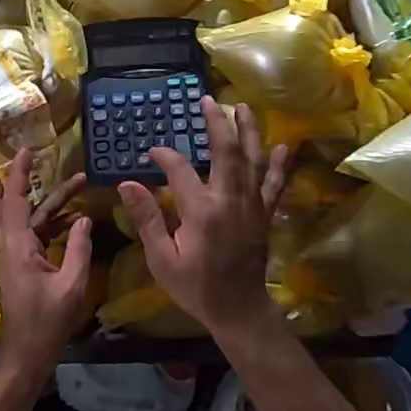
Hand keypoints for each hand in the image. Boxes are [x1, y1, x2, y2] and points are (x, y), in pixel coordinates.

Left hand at [0, 151, 92, 375]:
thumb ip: (79, 248)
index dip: (18, 173)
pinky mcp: (21, 264)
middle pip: (3, 204)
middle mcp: (10, 244)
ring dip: (48, 201)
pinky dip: (52, 221)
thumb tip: (84, 219)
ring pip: (24, 217)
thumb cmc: (47, 321)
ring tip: (79, 184)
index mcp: (17, 245)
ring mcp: (14, 254)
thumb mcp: (72, 284)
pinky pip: (33, 232)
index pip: (14, 200)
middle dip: (14, 180)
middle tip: (28, 159)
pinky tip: (76, 217)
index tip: (25, 150)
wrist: (27, 353)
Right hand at [117, 98, 291, 339]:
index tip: (152, 151)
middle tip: (207, 100)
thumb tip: (128, 183)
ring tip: (243, 108)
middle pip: (225, 152)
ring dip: (249, 132)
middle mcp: (230, 200)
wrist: (239, 310)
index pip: (180, 170)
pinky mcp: (264, 214)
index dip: (165, 156)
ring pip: (253, 160)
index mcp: (202, 211)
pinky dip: (279, 165)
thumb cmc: (196, 287)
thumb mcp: (161, 258)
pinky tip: (283, 147)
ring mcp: (251, 205)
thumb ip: (147, 218)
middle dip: (216, 124)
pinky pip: (275, 184)